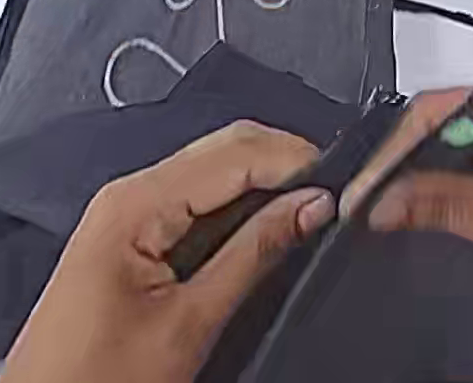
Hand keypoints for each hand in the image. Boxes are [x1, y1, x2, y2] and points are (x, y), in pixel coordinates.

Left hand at [2, 122, 335, 382]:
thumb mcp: (187, 326)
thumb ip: (255, 253)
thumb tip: (313, 205)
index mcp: (136, 202)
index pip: (235, 152)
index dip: (292, 159)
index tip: (339, 182)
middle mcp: (133, 190)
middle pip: (228, 146)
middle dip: (284, 159)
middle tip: (331, 190)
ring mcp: (134, 206)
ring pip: (219, 164)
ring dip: (268, 177)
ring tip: (310, 203)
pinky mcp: (139, 229)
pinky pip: (203, 193)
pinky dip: (244, 198)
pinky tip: (270, 217)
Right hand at [340, 66, 472, 289]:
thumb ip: (440, 203)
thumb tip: (383, 200)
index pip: (428, 113)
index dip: (389, 156)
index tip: (361, 193)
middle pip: (430, 119)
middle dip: (397, 164)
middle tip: (366, 204)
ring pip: (441, 134)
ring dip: (415, 171)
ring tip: (385, 206)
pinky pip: (458, 144)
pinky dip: (437, 173)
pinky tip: (420, 199)